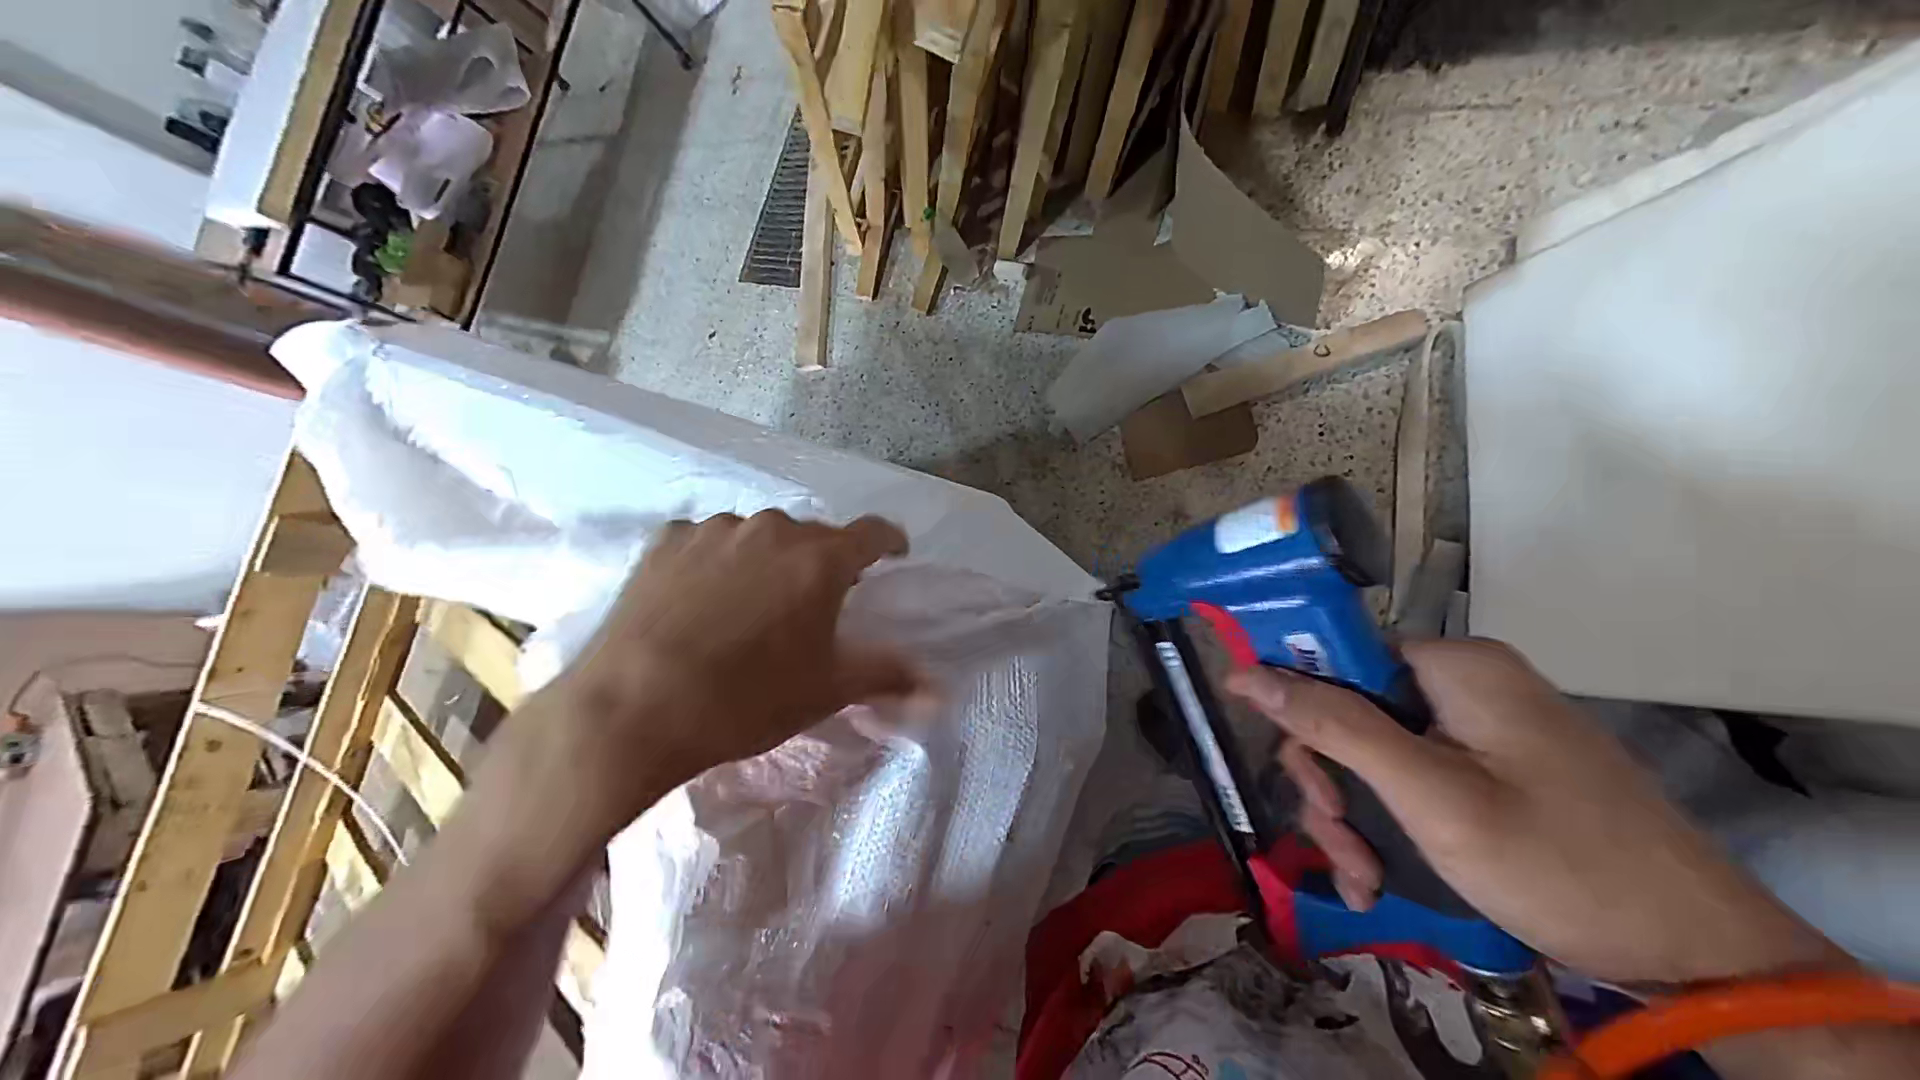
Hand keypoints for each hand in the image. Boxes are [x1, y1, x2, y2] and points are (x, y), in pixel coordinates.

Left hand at [533, 510, 924, 835]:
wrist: (632, 709)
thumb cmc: (745, 700)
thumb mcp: (826, 691)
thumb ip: (887, 676)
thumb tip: (938, 687)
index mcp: (820, 559)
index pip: (873, 533)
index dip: (889, 544)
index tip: (893, 557)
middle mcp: (772, 530)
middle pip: (814, 536)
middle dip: (823, 563)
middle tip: (812, 604)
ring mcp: (714, 529)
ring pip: (759, 536)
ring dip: (767, 561)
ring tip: (750, 605)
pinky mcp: (666, 540)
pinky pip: (708, 542)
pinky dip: (717, 562)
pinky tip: (700, 599)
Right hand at [1226, 639, 1849, 985]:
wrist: (1702, 960)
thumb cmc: (1557, 862)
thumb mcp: (1428, 795)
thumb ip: (1333, 725)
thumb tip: (1244, 673)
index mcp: (1454, 666)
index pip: (1337, 654)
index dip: (1293, 698)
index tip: (1285, 760)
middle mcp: (1462, 684)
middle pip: (1349, 710)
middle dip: (1331, 780)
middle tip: (1338, 840)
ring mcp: (1478, 728)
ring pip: (1371, 752)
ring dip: (1353, 815)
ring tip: (1363, 876)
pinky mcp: (1488, 768)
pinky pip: (1408, 776)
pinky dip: (1385, 824)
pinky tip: (1379, 877)